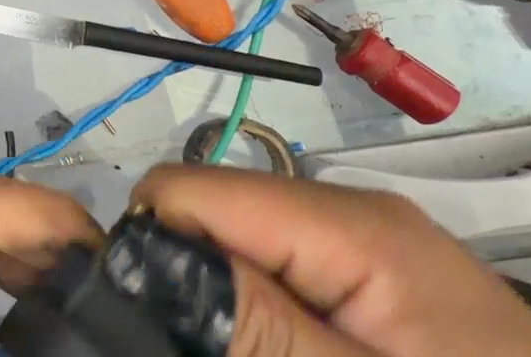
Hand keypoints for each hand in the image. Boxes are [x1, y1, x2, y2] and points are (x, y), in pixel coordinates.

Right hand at [132, 165, 530, 356]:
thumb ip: (255, 320)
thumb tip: (143, 241)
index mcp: (352, 223)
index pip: (190, 189)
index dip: (154, 246)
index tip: (152, 316)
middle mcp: (359, 215)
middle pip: (218, 215)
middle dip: (197, 279)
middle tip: (218, 348)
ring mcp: (377, 249)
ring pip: (249, 246)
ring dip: (233, 301)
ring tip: (251, 350)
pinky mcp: (387, 283)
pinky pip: (294, 274)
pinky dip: (273, 313)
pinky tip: (294, 348)